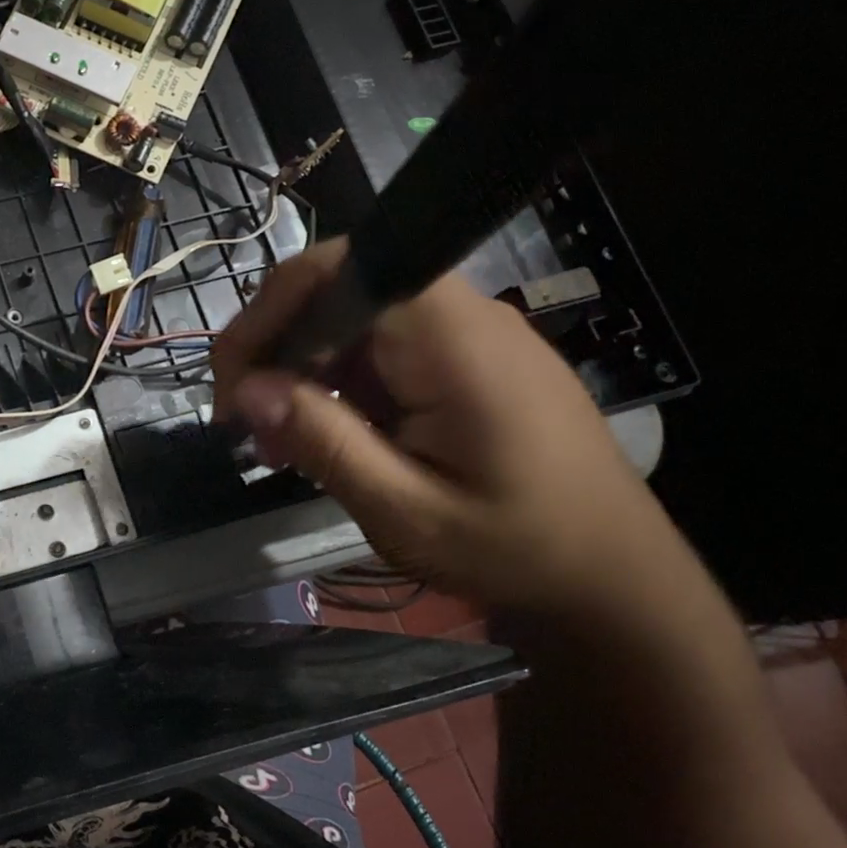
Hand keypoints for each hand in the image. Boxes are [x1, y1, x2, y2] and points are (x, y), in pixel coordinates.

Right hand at [212, 239, 677, 621]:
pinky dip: (334, 388)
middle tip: (243, 426)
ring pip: (350, 324)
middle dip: (273, 350)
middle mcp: (460, 319)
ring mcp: (465, 339)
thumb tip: (246, 390)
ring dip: (299, 373)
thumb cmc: (513, 548)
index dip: (268, 313)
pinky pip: (379, 352)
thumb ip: (324, 443)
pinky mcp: (463, 365)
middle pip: (337, 292)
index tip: (234, 388)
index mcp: (451, 341)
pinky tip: (322, 439)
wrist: (612, 576)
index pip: (337, 271)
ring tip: (277, 445)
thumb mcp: (403, 510)